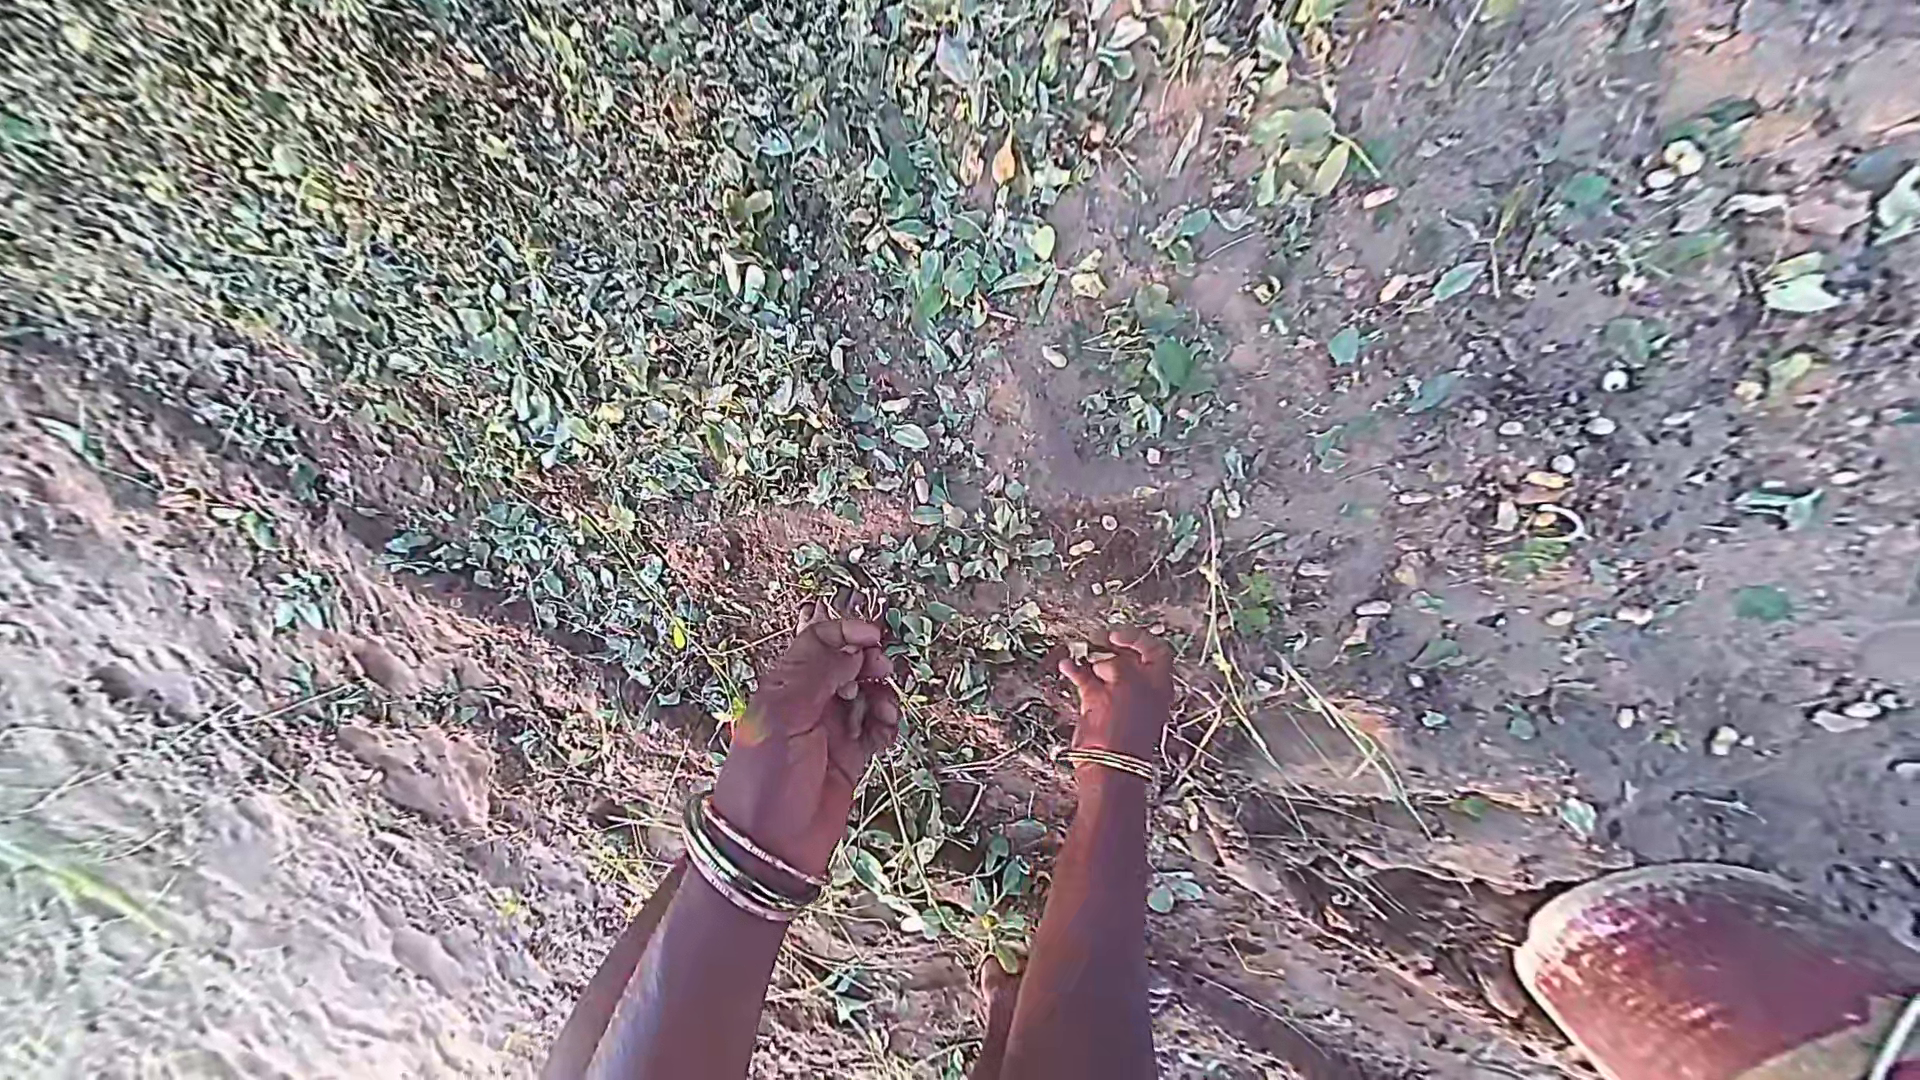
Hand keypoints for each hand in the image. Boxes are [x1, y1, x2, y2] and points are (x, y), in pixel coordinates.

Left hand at [711, 616, 899, 879]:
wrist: (770, 848)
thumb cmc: (767, 776)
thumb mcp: (785, 716)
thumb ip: (819, 675)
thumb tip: (854, 647)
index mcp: (787, 683)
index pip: (819, 640)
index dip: (847, 631)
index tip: (875, 635)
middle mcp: (812, 699)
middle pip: (849, 663)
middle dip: (870, 662)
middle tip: (882, 672)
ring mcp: (834, 726)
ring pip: (868, 692)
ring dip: (882, 695)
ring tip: (884, 713)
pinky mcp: (853, 753)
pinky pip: (878, 726)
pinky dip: (887, 724)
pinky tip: (886, 734)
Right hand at [1058, 626, 1172, 760]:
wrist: (1107, 762)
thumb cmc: (1124, 723)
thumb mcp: (1126, 684)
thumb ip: (1118, 666)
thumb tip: (1103, 665)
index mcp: (1157, 683)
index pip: (1155, 651)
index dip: (1137, 638)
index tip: (1116, 635)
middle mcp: (1140, 688)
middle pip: (1128, 658)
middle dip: (1111, 647)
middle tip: (1095, 639)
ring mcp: (1118, 697)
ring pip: (1105, 668)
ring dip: (1092, 657)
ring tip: (1080, 649)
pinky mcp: (1098, 706)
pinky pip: (1087, 682)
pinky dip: (1076, 672)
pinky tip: (1066, 665)